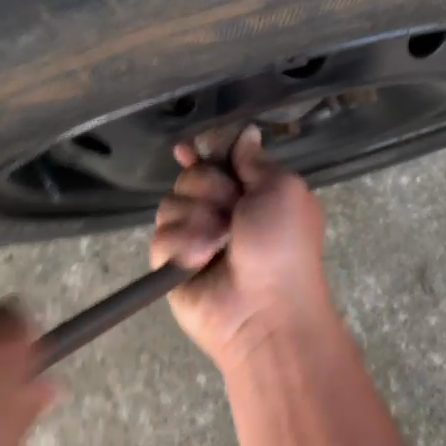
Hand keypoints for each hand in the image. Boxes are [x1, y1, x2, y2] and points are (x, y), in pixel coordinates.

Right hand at [149, 126, 333, 369]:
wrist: (266, 311)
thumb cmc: (283, 247)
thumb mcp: (283, 190)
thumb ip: (256, 160)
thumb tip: (246, 134)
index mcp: (252, 191)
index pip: (218, 157)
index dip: (205, 150)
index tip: (192, 148)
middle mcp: (221, 210)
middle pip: (191, 174)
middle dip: (208, 188)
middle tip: (231, 211)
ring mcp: (194, 236)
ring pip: (171, 202)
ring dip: (197, 218)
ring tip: (218, 243)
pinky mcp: (171, 263)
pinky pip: (161, 235)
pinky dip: (183, 245)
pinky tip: (201, 261)